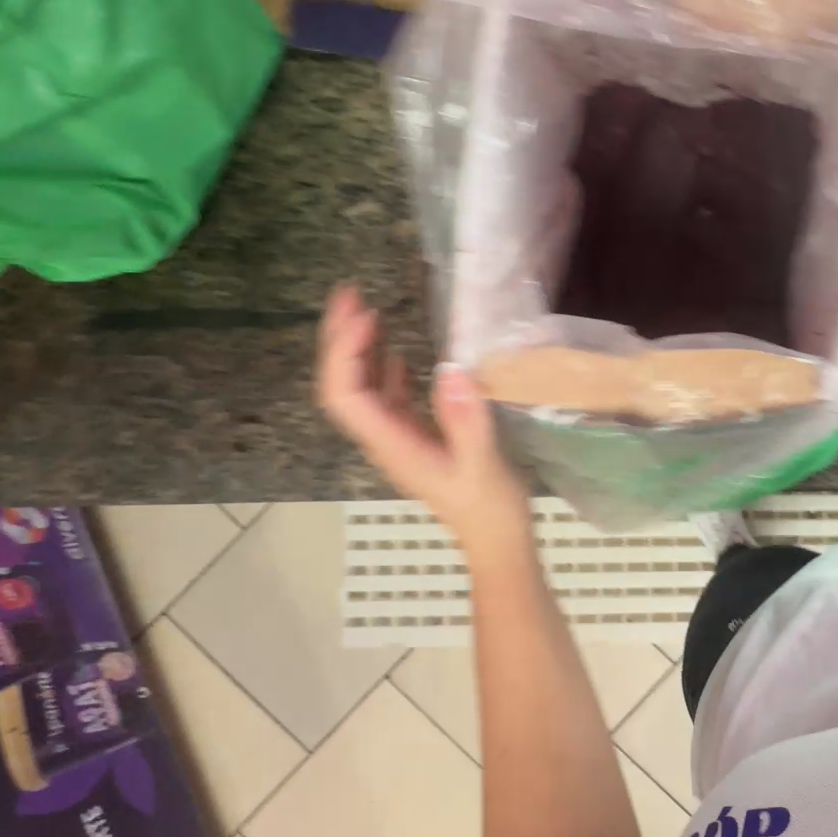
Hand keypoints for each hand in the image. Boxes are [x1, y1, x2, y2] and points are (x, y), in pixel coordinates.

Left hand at [316, 284, 530, 553]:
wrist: (497, 542)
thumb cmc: (490, 509)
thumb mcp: (484, 465)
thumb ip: (466, 420)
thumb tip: (449, 367)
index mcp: (394, 445)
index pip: (347, 394)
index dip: (347, 351)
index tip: (367, 313)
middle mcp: (386, 439)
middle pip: (344, 385)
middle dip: (341, 339)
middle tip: (352, 294)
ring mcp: (399, 439)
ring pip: (362, 388)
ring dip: (359, 348)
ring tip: (368, 309)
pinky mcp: (417, 439)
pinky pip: (389, 398)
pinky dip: (386, 369)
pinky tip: (399, 351)